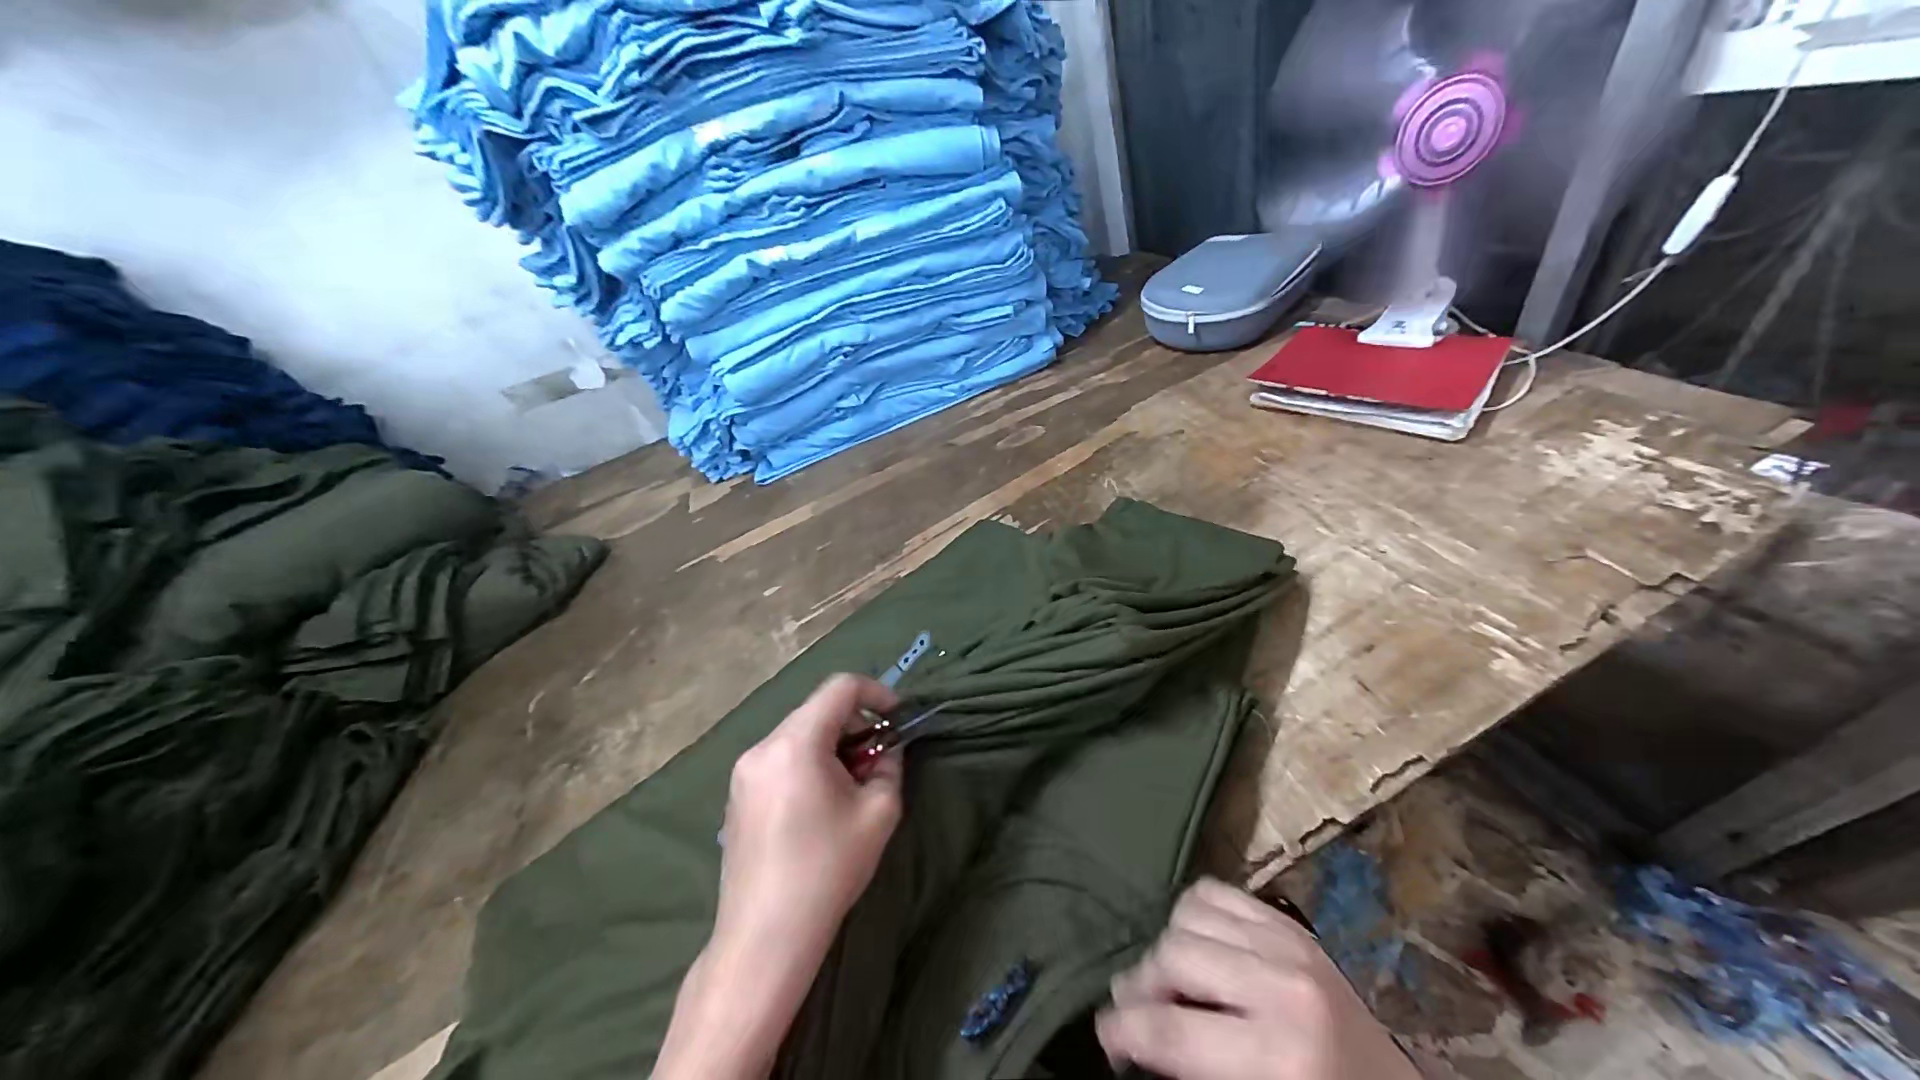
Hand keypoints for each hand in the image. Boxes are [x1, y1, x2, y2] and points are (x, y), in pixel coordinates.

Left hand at [655, 675, 903, 1079]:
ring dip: (831, 746)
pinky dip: (807, 763)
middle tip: (878, 762)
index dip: (877, 693)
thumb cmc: (828, 869)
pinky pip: (779, 759)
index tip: (897, 720)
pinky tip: (819, 806)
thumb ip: (889, 767)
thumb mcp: (879, 813)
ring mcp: (743, 771)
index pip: (840, 687)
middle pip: (817, 710)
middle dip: (855, 725)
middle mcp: (763, 746)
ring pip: (798, 735)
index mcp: (796, 742)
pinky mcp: (736, 796)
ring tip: (851, 788)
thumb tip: (886, 751)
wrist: (765, 935)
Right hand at [1096, 879, 1420, 1079]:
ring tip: (1173, 980)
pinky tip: (1201, 947)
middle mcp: (1280, 987)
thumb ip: (1191, 1065)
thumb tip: (1136, 1039)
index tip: (1106, 1036)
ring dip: (1169, 947)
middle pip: (1171, 955)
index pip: (1167, 1028)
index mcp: (1278, 1055)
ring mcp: (1290, 946)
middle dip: (1141, 985)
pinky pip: (1218, 893)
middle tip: (1139, 1012)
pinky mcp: (1295, 927)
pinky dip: (1196, 916)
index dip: (1121, 1031)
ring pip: (1188, 914)